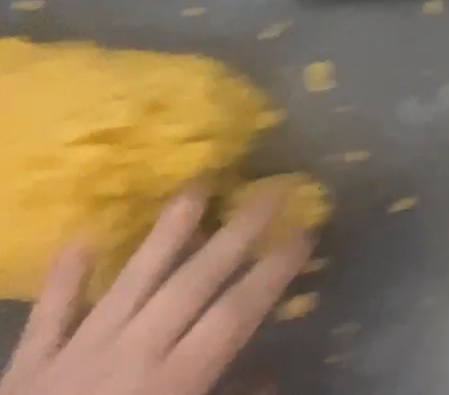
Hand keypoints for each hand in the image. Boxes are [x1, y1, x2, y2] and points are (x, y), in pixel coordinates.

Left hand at [1, 183, 311, 394]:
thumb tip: (275, 376)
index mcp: (175, 378)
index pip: (237, 311)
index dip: (275, 269)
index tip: (308, 231)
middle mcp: (132, 354)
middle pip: (193, 282)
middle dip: (238, 233)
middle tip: (273, 188)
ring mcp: (75, 356)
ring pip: (130, 283)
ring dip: (165, 233)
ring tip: (195, 184)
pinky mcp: (26, 368)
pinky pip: (48, 318)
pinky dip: (64, 279)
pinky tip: (80, 238)